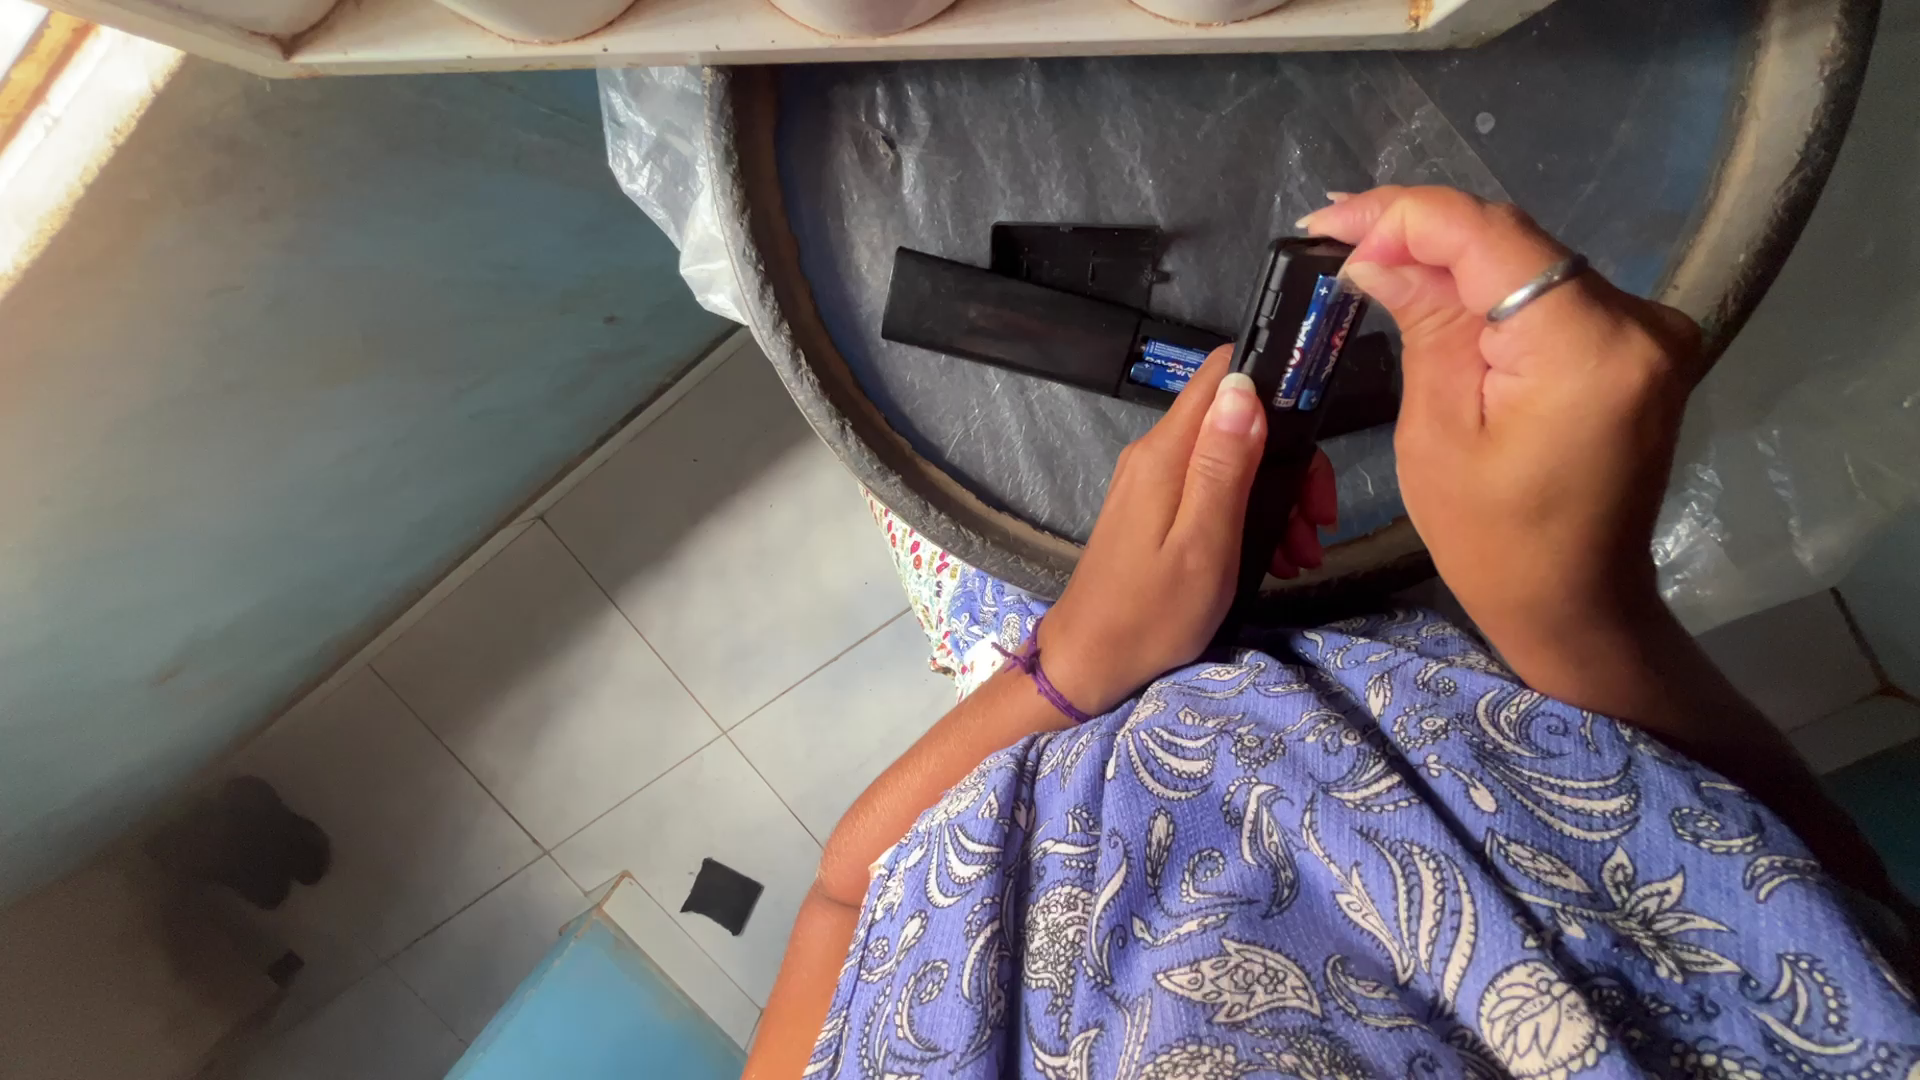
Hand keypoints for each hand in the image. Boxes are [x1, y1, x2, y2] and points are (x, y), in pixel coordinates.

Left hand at [1038, 348, 1337, 714]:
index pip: (1219, 373)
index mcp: (1165, 454)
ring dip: (1275, 498)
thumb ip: (1223, 464)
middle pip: (1235, 421)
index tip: (1316, 422)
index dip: (1272, 380)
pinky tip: (1274, 557)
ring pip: (1230, 460)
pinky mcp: (1153, 509)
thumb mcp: (1203, 542)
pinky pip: (1211, 491)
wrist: (1092, 659)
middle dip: (1288, 462)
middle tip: (1317, 521)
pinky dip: (1248, 515)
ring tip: (1301, 554)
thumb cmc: (1152, 612)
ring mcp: (1150, 482)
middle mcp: (1154, 455)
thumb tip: (1242, 384)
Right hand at [1299, 186, 1702, 675]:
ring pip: (1523, 263)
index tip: (1326, 220)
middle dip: (1414, 229)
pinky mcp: (1627, 346)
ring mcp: (1642, 329)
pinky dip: (1477, 285)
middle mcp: (1635, 318)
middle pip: (1509, 242)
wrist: (1570, 597)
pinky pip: (1539, 295)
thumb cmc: (1488, 537)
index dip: (1400, 215)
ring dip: (1440, 254)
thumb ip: (1422, 326)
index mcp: (1583, 346)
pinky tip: (1421, 282)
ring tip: (1359, 249)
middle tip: (1330, 232)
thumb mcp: (1436, 430)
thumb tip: (1375, 258)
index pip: (1488, 237)